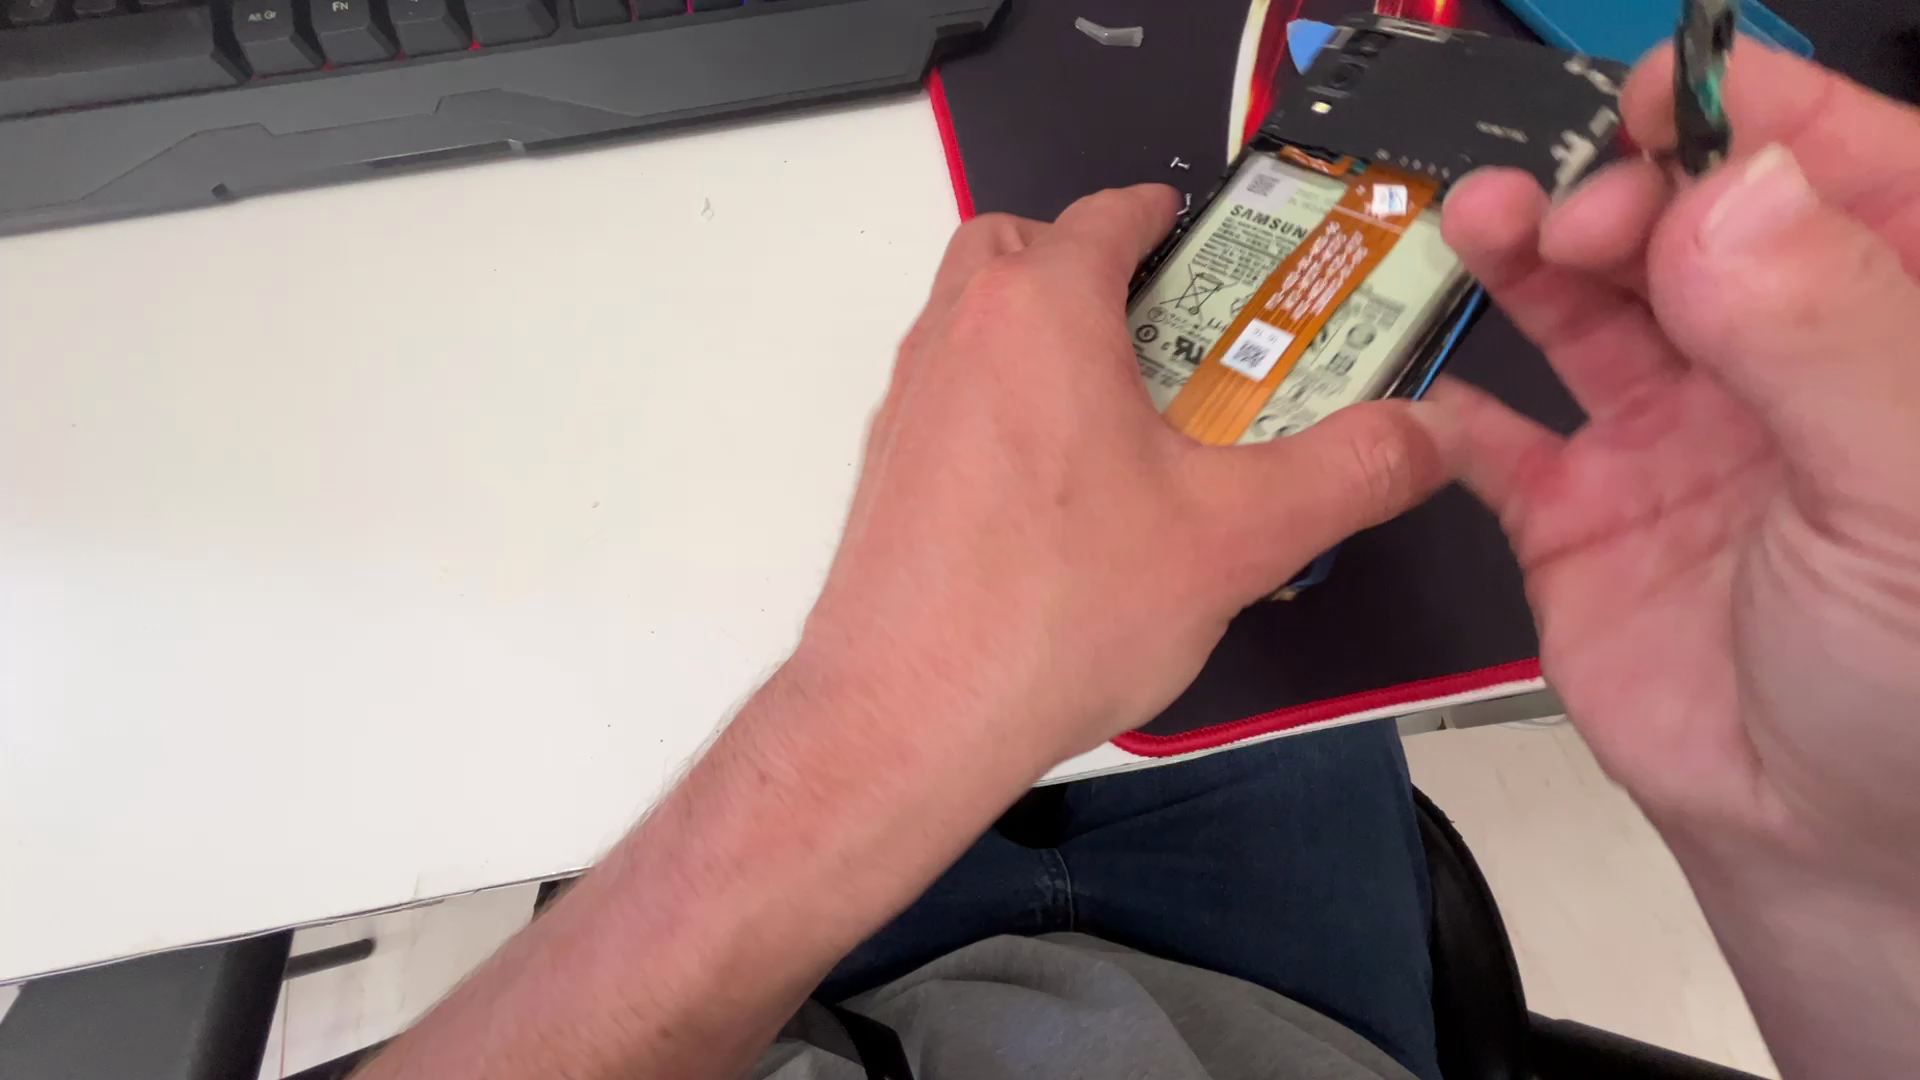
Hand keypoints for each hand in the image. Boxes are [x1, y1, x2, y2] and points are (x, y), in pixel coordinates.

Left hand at [795, 184, 1449, 770]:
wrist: (907, 715)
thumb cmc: (1058, 611)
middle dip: (1085, 267)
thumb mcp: (1233, 538)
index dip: (1164, 219)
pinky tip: (1042, 490)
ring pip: (973, 323)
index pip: (1105, 216)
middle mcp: (954, 335)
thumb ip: (1346, 472)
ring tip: (1109, 418)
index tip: (1203, 249)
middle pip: (1018, 248)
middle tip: (1153, 337)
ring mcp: (905, 401)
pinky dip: (996, 405)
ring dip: (1036, 336)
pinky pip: (948, 398)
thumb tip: (1426, 435)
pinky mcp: (885, 467)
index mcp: (1037, 311)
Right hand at [1436, 47, 1919, 897]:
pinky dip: (1447, 416)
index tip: (1658, 87)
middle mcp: (1776, 375)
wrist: (1815, 830)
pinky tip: (1414, 392)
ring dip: (1527, 271)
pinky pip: (1493, 447)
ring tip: (1470, 225)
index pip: (1842, 188)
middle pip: (1685, 245)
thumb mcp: (1914, 495)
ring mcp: (1660, 443)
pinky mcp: (1566, 512)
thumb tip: (1722, 193)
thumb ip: (1824, 338)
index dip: (1756, 122)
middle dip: (1617, 201)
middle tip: (1556, 207)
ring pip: (1585, 324)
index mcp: (1897, 343)